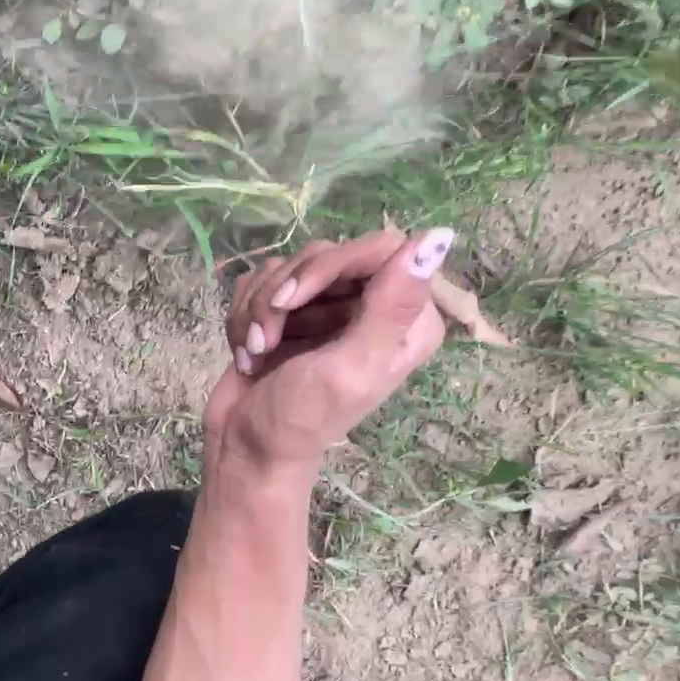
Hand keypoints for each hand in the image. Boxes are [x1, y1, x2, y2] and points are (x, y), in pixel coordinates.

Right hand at [204, 229, 452, 480]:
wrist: (246, 444)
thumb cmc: (302, 415)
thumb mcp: (351, 365)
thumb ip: (391, 305)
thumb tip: (438, 236)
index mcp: (403, 319)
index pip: (376, 249)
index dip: (326, 266)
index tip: (289, 300)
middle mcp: (366, 306)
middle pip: (321, 255)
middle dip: (280, 296)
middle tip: (265, 339)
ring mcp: (320, 311)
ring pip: (280, 270)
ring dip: (255, 311)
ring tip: (255, 352)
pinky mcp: (279, 316)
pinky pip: (253, 287)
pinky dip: (241, 317)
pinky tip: (247, 350)